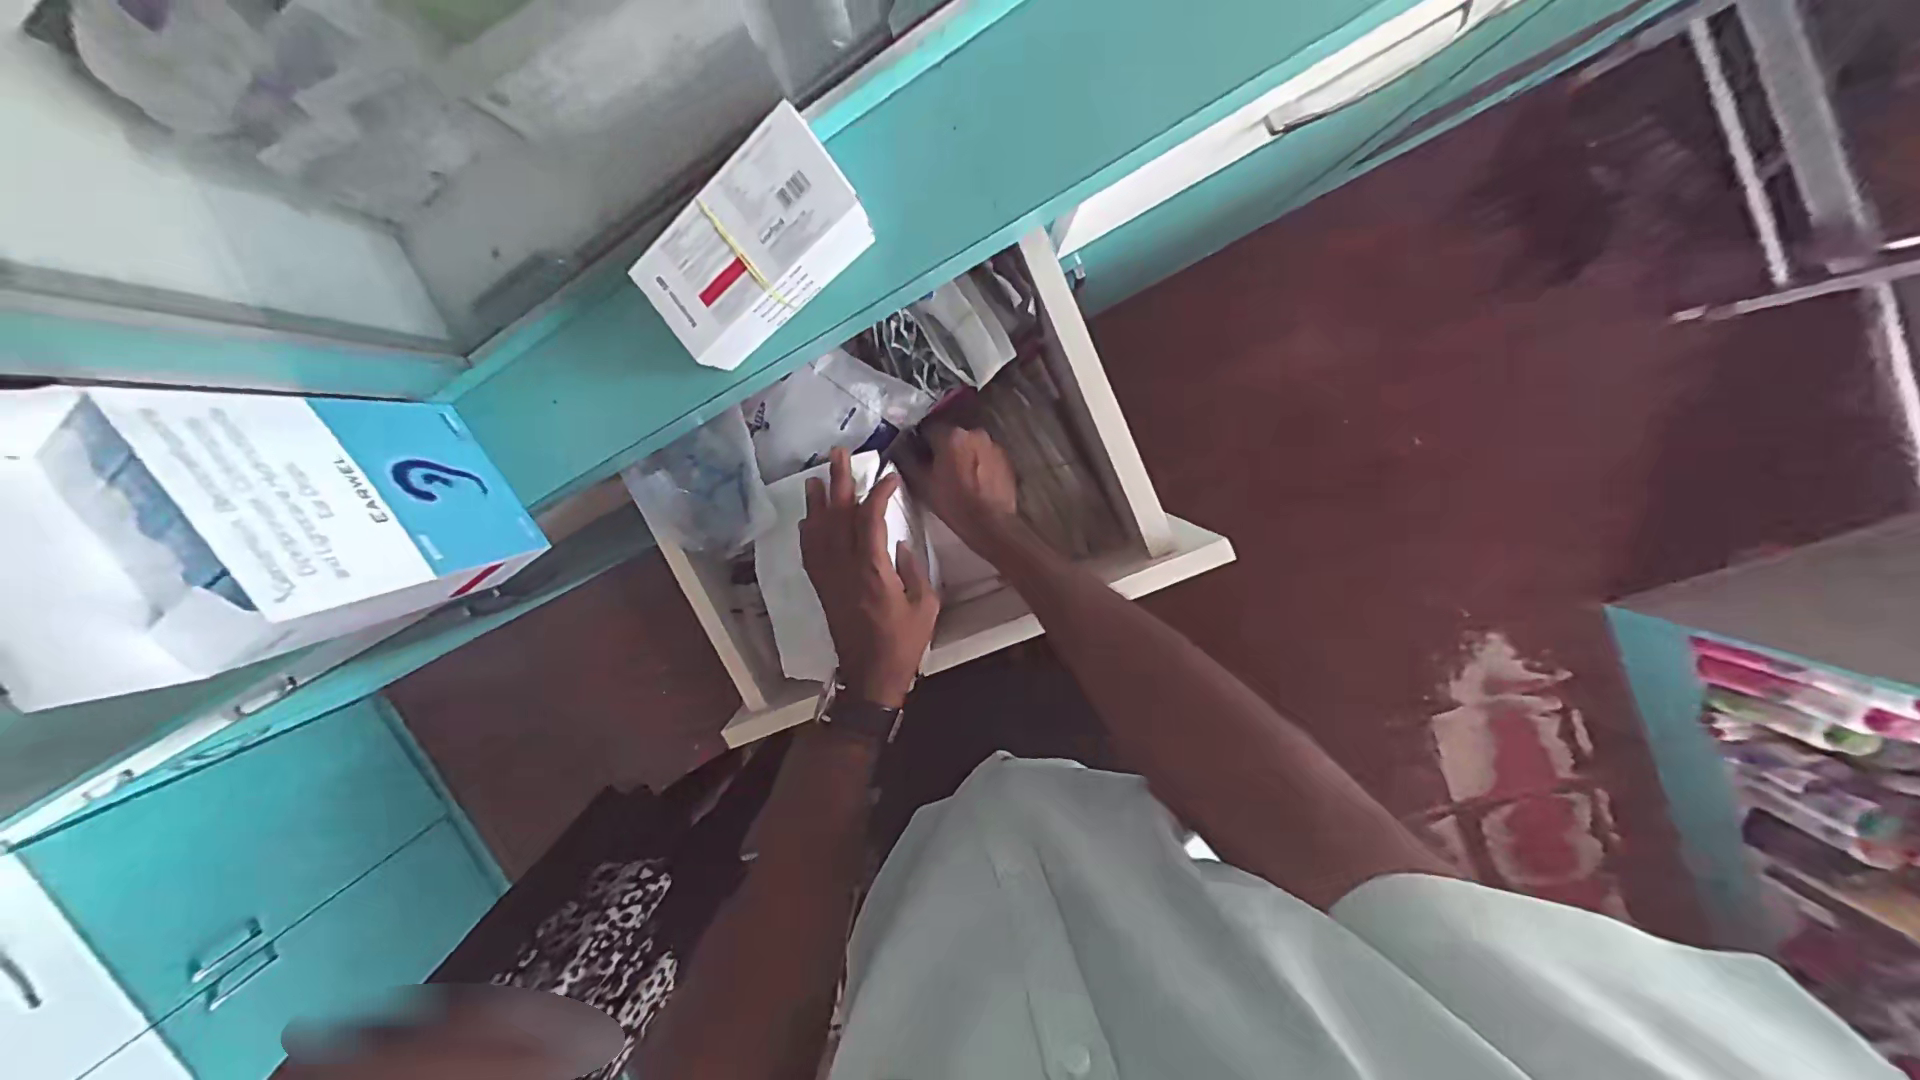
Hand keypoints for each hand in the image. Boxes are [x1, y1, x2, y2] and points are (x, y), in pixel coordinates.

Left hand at [801, 447, 939, 707]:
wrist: (869, 674)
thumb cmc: (902, 642)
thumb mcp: (925, 605)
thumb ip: (913, 570)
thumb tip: (899, 545)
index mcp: (872, 569)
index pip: (869, 518)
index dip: (878, 492)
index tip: (889, 478)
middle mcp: (844, 566)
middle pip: (837, 515)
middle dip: (838, 482)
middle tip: (839, 455)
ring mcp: (828, 577)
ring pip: (818, 530)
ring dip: (817, 502)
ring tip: (816, 477)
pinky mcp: (821, 587)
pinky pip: (809, 553)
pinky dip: (808, 531)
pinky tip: (808, 518)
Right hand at [896, 426, 1019, 553]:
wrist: (990, 523)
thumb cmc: (953, 503)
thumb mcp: (922, 483)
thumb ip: (909, 460)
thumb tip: (902, 447)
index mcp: (951, 435)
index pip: (929, 430)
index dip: (921, 444)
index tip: (920, 457)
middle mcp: (974, 433)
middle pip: (951, 437)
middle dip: (944, 449)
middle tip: (939, 469)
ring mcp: (993, 445)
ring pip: (969, 446)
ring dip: (963, 455)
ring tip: (959, 477)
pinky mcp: (1005, 458)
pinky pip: (985, 455)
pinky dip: (978, 463)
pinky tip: (975, 481)